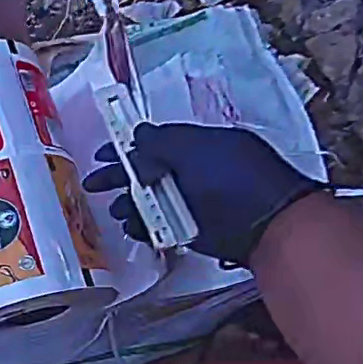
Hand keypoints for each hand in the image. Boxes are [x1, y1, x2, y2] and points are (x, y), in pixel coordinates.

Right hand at [81, 123, 325, 265]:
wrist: (267, 225)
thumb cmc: (234, 179)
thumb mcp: (198, 149)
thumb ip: (163, 141)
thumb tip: (137, 133)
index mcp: (195, 148)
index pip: (153, 145)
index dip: (125, 149)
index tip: (101, 155)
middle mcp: (190, 173)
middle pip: (145, 174)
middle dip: (118, 178)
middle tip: (94, 186)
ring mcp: (189, 203)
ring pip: (147, 201)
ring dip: (129, 205)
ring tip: (120, 212)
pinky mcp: (188, 230)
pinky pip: (157, 226)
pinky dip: (142, 227)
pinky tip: (134, 229)